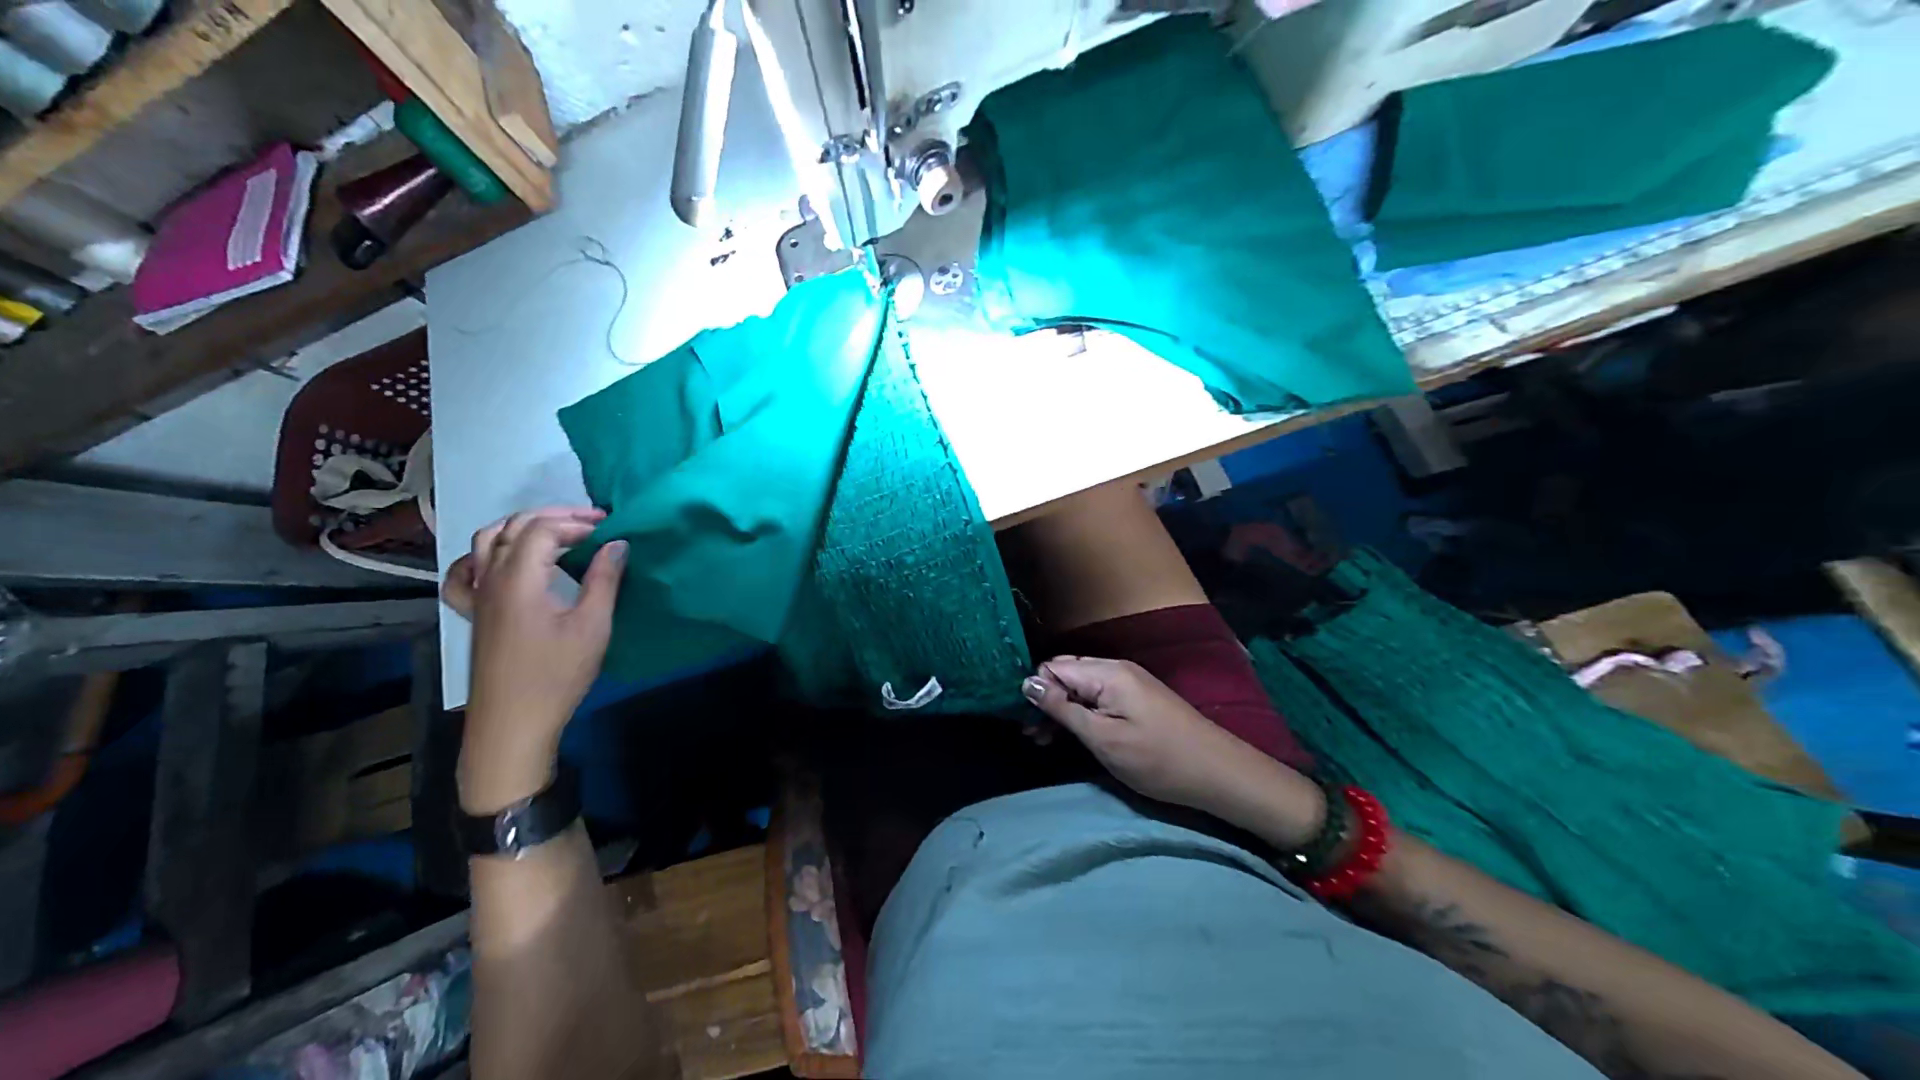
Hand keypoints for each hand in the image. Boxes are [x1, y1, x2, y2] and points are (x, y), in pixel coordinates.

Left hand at [443, 506, 625, 810]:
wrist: (513, 723)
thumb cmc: (556, 674)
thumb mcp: (592, 626)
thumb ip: (605, 579)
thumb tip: (617, 543)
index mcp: (518, 578)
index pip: (542, 528)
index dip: (576, 522)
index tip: (608, 530)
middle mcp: (491, 578)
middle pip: (513, 527)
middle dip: (553, 517)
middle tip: (590, 524)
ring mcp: (477, 596)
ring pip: (486, 542)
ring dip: (520, 528)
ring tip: (554, 534)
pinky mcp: (474, 614)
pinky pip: (465, 573)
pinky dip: (483, 557)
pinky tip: (501, 563)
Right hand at [1023, 656, 1326, 848]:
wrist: (1217, 773)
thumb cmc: (1157, 758)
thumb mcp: (1103, 738)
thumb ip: (1063, 709)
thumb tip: (1027, 682)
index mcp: (1107, 672)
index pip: (1053, 667)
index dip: (1036, 691)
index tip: (1026, 722)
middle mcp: (1116, 669)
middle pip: (1066, 673)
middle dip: (1046, 700)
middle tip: (1032, 736)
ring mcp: (1129, 683)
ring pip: (1080, 687)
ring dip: (1062, 710)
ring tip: (1045, 741)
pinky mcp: (1137, 699)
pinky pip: (1098, 697)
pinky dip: (1082, 714)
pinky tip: (1074, 736)